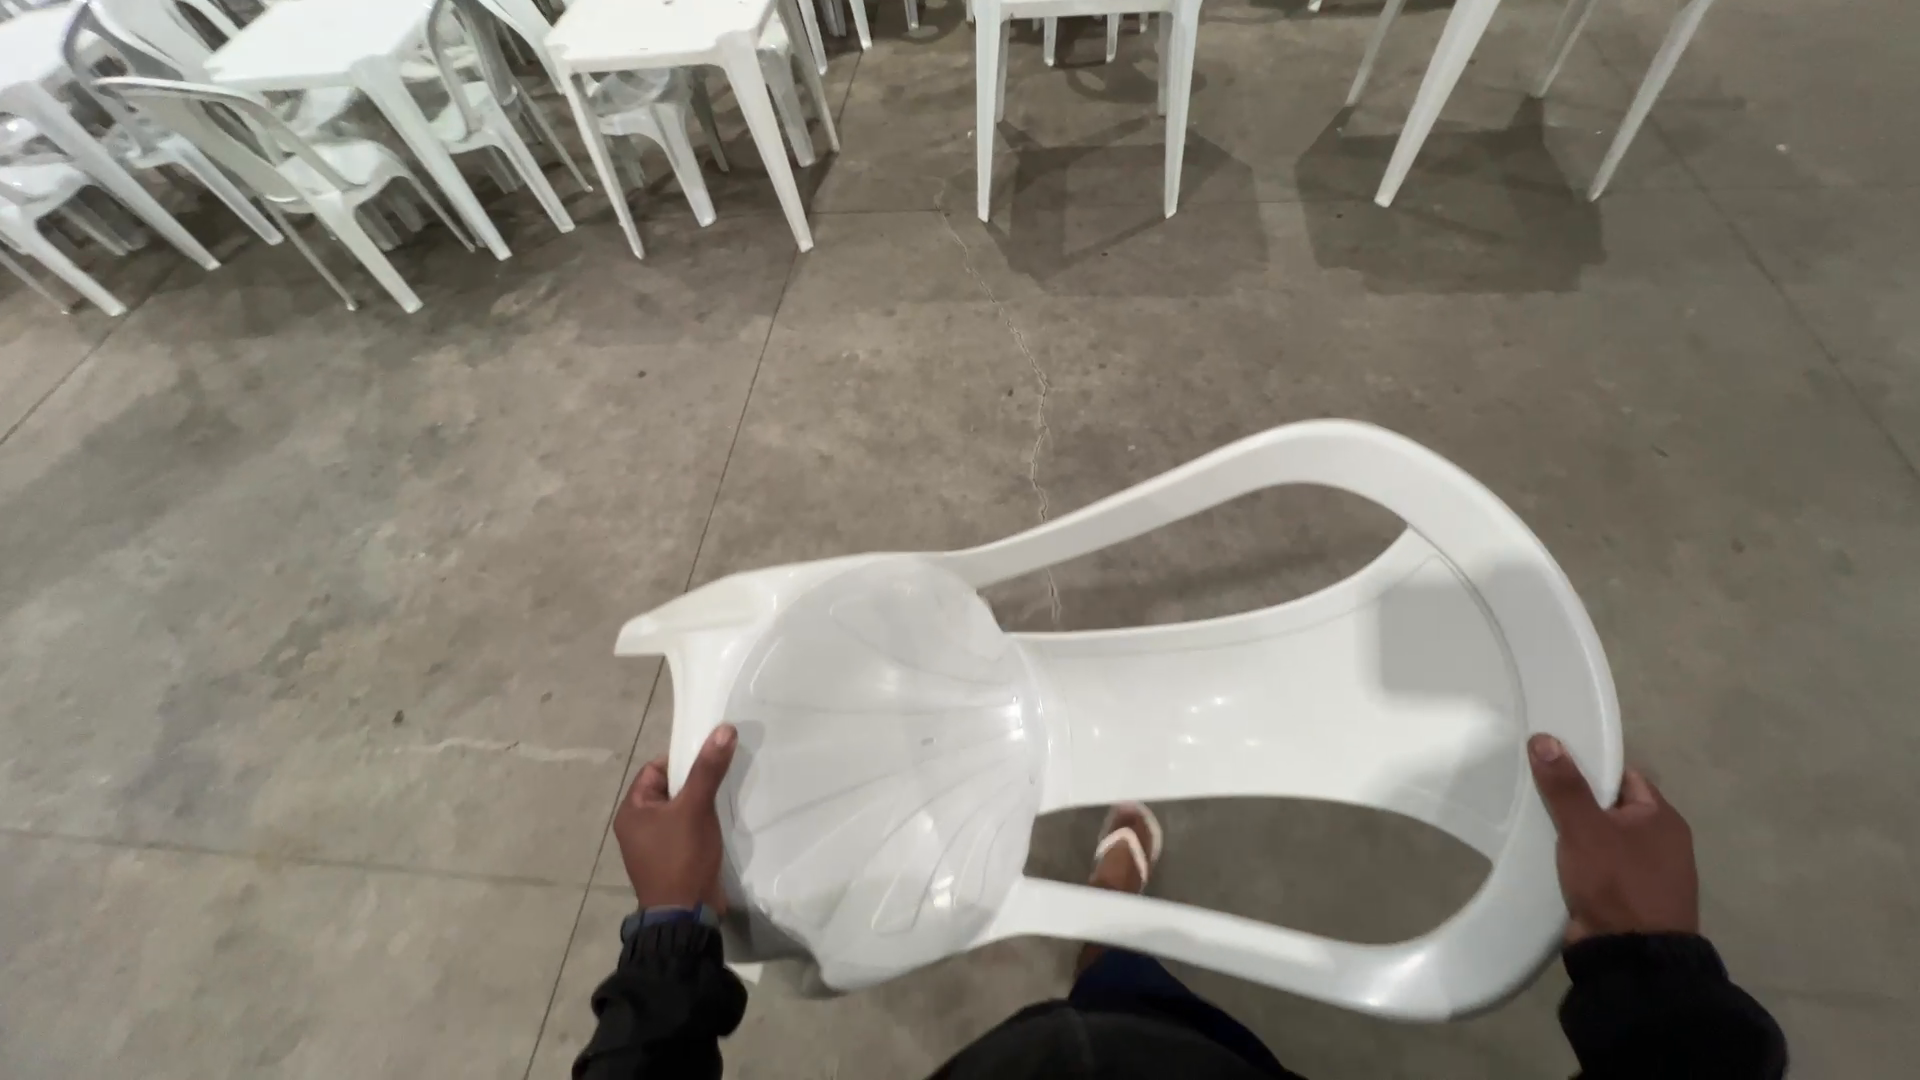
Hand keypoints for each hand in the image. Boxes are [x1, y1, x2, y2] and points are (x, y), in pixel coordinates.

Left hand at [614, 724, 737, 910]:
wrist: (686, 914)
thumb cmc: (680, 857)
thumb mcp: (695, 807)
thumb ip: (708, 769)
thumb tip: (724, 729)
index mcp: (632, 811)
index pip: (655, 769)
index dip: (682, 759)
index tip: (710, 757)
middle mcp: (639, 825)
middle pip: (671, 787)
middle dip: (697, 778)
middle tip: (724, 770)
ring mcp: (656, 844)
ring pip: (682, 807)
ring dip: (703, 799)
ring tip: (728, 790)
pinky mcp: (675, 857)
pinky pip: (689, 827)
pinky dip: (705, 819)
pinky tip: (725, 816)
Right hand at [1528, 734, 1698, 944]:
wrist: (1631, 955)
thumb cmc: (1618, 883)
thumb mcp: (1586, 828)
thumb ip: (1565, 785)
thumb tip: (1545, 739)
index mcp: (1662, 819)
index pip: (1622, 774)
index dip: (1587, 762)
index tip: (1548, 756)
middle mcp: (1658, 840)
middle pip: (1605, 802)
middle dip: (1570, 793)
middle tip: (1530, 781)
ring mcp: (1641, 868)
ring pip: (1595, 831)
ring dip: (1566, 824)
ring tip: (1527, 811)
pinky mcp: (1621, 890)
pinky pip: (1591, 856)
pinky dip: (1568, 849)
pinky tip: (1540, 846)